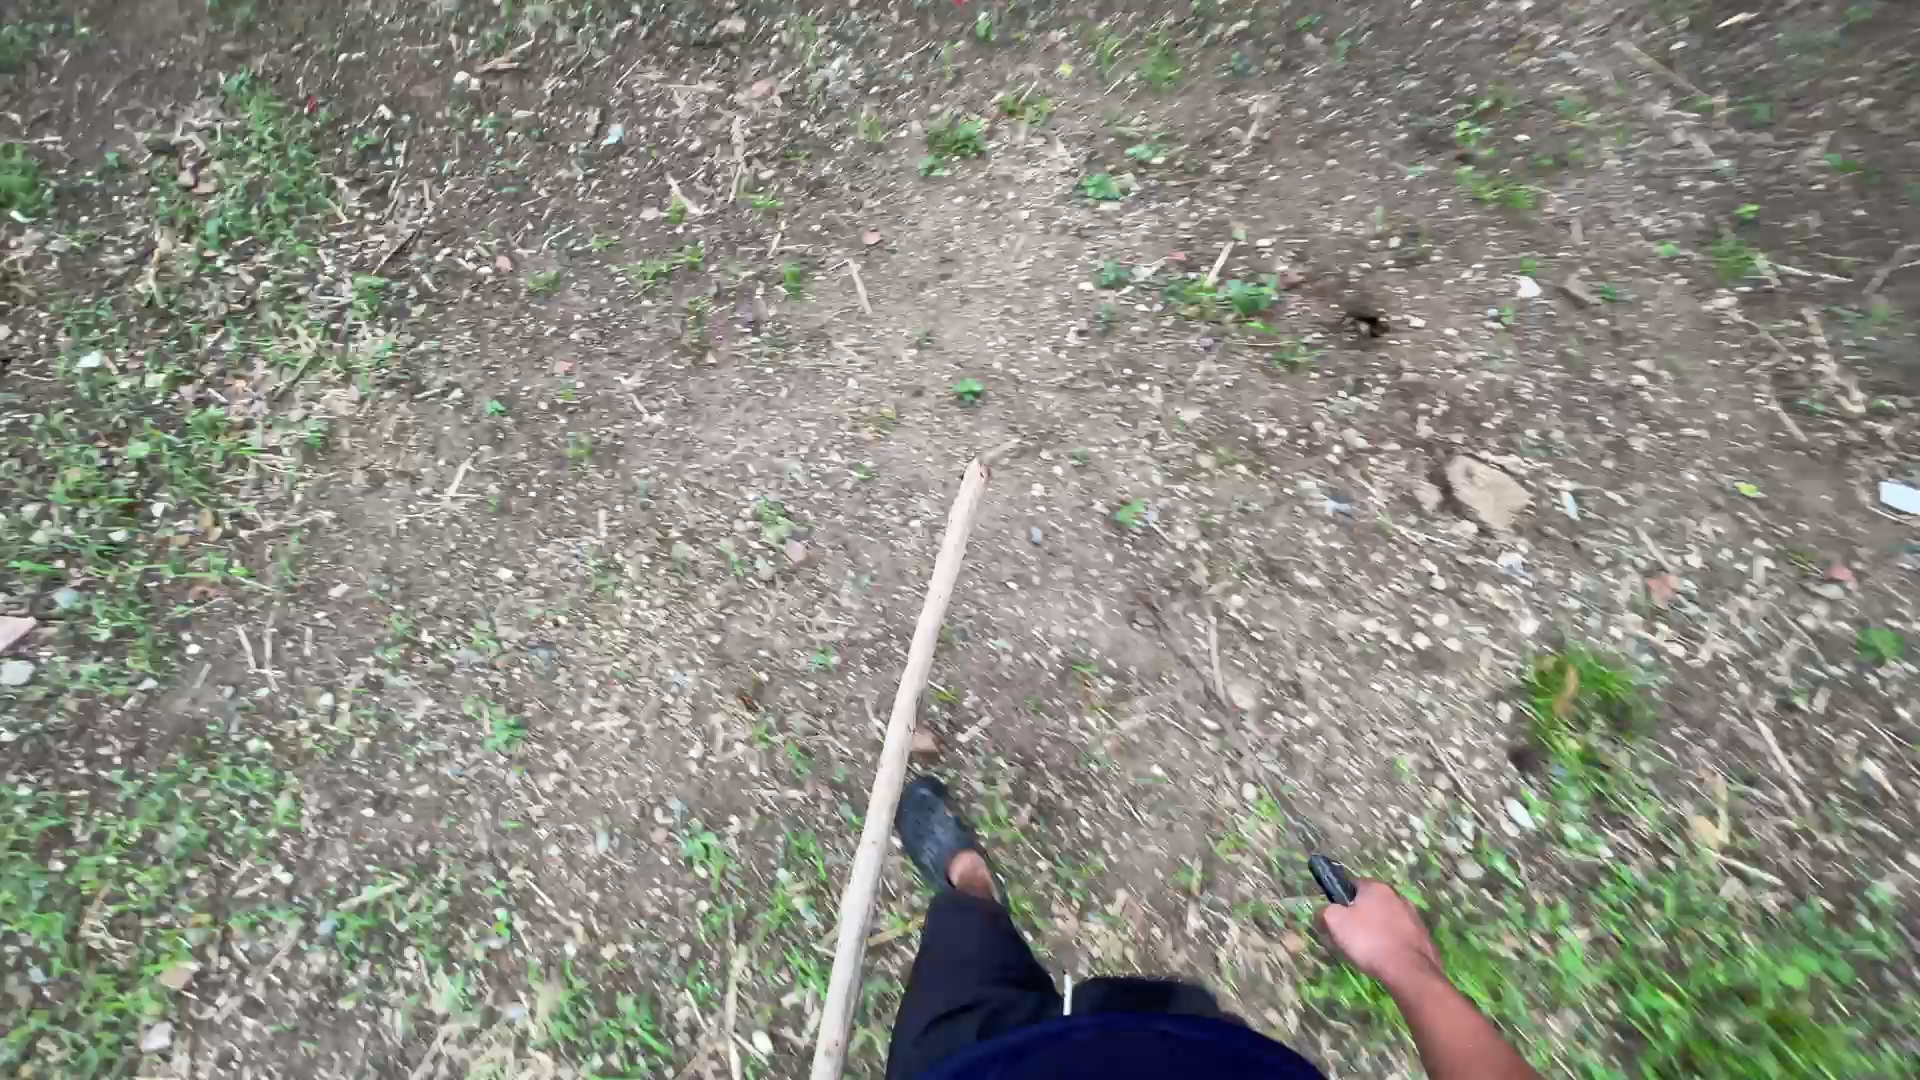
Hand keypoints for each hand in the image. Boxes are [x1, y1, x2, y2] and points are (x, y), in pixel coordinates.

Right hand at [1317, 880, 1442, 987]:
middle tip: (1351, 936)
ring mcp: (1416, 919)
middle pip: (1372, 903)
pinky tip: (1387, 960)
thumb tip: (1323, 913)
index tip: (1338, 918)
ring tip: (1370, 952)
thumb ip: (1324, 911)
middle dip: (1362, 916)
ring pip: (1388, 921)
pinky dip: (1394, 945)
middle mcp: (1398, 897)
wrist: (1410, 973)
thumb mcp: (1334, 922)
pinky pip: (1402, 938)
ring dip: (1379, 931)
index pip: (1352, 885)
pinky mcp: (1426, 939)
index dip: (1342, 901)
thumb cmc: (1369, 941)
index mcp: (1376, 887)